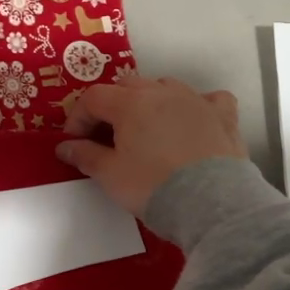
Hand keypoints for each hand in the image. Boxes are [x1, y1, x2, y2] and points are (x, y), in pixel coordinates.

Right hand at [55, 76, 247, 216]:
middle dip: (110, 106)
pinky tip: (190, 120)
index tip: (74, 143)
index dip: (78, 118)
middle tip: (105, 135)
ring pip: (165, 86)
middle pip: (126, 85)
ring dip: (148, 100)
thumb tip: (65, 147)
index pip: (93, 98)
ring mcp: (196, 102)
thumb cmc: (152, 185)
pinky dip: (195, 105)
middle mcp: (162, 93)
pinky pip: (208, 99)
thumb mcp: (109, 174)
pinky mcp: (224, 117)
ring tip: (144, 127)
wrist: (212, 204)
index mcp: (130, 103)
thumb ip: (84, 155)